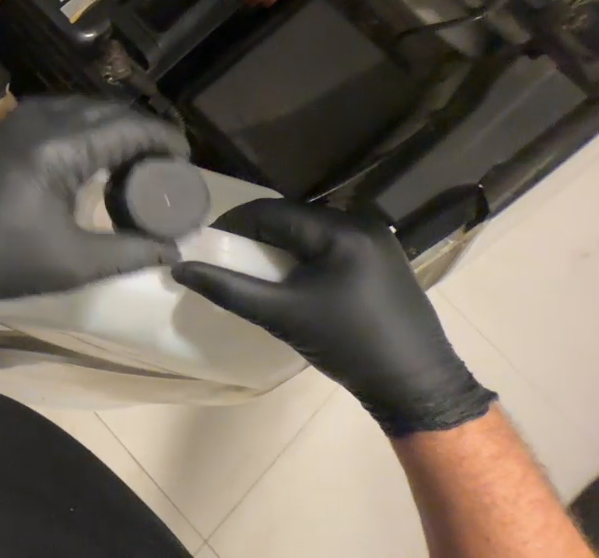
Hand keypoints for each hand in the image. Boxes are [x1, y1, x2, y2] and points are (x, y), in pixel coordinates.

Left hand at [0, 97, 186, 300]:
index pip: (129, 127)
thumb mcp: (73, 262)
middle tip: (162, 163)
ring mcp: (16, 120)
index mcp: (61, 148)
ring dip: (109, 125)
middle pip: (106, 111)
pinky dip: (81, 125)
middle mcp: (40, 121)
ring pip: (78, 107)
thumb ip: (130, 251)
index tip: (185, 160)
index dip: (165, 139)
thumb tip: (172, 248)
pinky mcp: (1, 129)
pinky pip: (53, 114)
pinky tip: (89, 153)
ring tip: (132, 159)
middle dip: (140, 130)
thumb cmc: (0, 256)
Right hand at [172, 199, 496, 436]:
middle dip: (254, 232)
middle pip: (289, 215)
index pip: (269, 212)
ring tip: (255, 265)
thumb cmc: (348, 347)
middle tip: (229, 256)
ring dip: (278, 241)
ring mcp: (376, 238)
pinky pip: (328, 239)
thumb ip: (228, 288)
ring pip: (307, 226)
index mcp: (340, 233)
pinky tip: (291, 273)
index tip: (208, 244)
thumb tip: (180, 269)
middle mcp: (360, 224)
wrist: (418, 387)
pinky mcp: (382, 254)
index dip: (233, 224)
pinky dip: (302, 249)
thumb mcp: (281, 316)